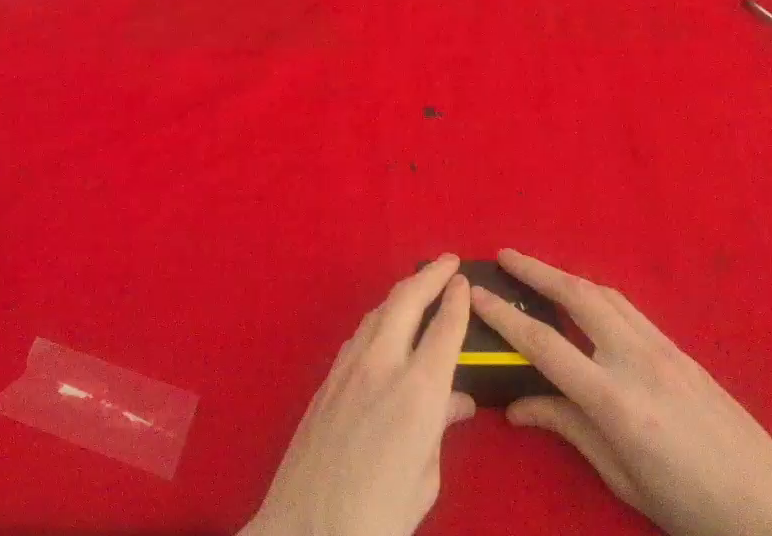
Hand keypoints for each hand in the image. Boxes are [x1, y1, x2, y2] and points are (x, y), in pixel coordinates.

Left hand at [242, 254, 476, 535]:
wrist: (307, 528)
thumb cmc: (379, 514)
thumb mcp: (425, 477)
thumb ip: (440, 429)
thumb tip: (458, 402)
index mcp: (418, 391)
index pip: (445, 329)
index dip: (457, 300)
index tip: (465, 279)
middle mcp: (382, 365)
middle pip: (406, 302)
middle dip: (429, 276)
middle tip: (447, 262)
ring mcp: (348, 368)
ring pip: (378, 313)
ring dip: (401, 294)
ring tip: (420, 286)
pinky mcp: (326, 380)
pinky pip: (359, 335)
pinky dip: (379, 318)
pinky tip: (385, 325)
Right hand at [471, 249, 771, 535]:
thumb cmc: (688, 506)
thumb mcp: (621, 476)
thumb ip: (569, 428)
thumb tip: (517, 406)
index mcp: (615, 401)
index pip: (545, 345)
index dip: (504, 317)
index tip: (475, 293)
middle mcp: (638, 362)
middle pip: (578, 298)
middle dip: (537, 271)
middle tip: (504, 256)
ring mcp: (666, 352)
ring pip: (607, 296)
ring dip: (567, 277)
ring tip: (538, 271)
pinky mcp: (684, 353)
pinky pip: (631, 312)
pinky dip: (598, 296)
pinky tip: (587, 301)